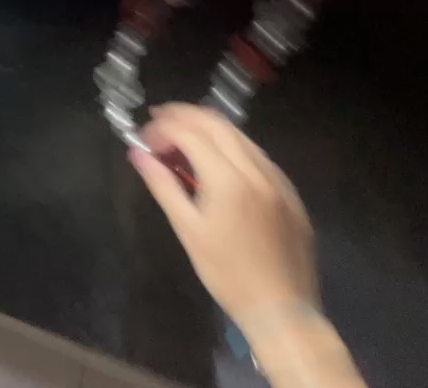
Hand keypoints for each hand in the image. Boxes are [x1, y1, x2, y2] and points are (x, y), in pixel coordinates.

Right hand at [130, 104, 318, 334]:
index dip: (162, 130)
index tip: (144, 140)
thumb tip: (137, 153)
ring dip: (209, 127)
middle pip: (217, 125)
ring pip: (241, 136)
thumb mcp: (187, 229)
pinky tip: (220, 159)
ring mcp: (279, 182)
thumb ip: (162, 185)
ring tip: (184, 135)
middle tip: (158, 121)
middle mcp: (257, 172)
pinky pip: (259, 156)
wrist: (282, 311)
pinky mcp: (291, 195)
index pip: (189, 134)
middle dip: (184, 117)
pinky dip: (233, 146)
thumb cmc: (226, 272)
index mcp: (228, 180)